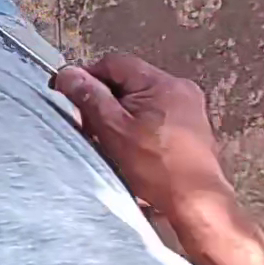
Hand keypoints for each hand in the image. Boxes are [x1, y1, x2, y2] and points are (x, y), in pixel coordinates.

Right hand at [53, 53, 233, 220]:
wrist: (194, 201)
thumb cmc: (159, 168)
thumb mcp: (112, 128)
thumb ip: (88, 96)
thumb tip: (69, 75)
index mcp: (162, 84)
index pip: (113, 63)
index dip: (87, 77)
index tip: (70, 94)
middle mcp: (180, 90)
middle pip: (126, 81)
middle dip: (102, 99)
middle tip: (88, 123)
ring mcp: (188, 108)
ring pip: (137, 99)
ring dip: (117, 114)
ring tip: (108, 138)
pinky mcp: (189, 127)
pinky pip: (152, 114)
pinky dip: (134, 125)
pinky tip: (127, 146)